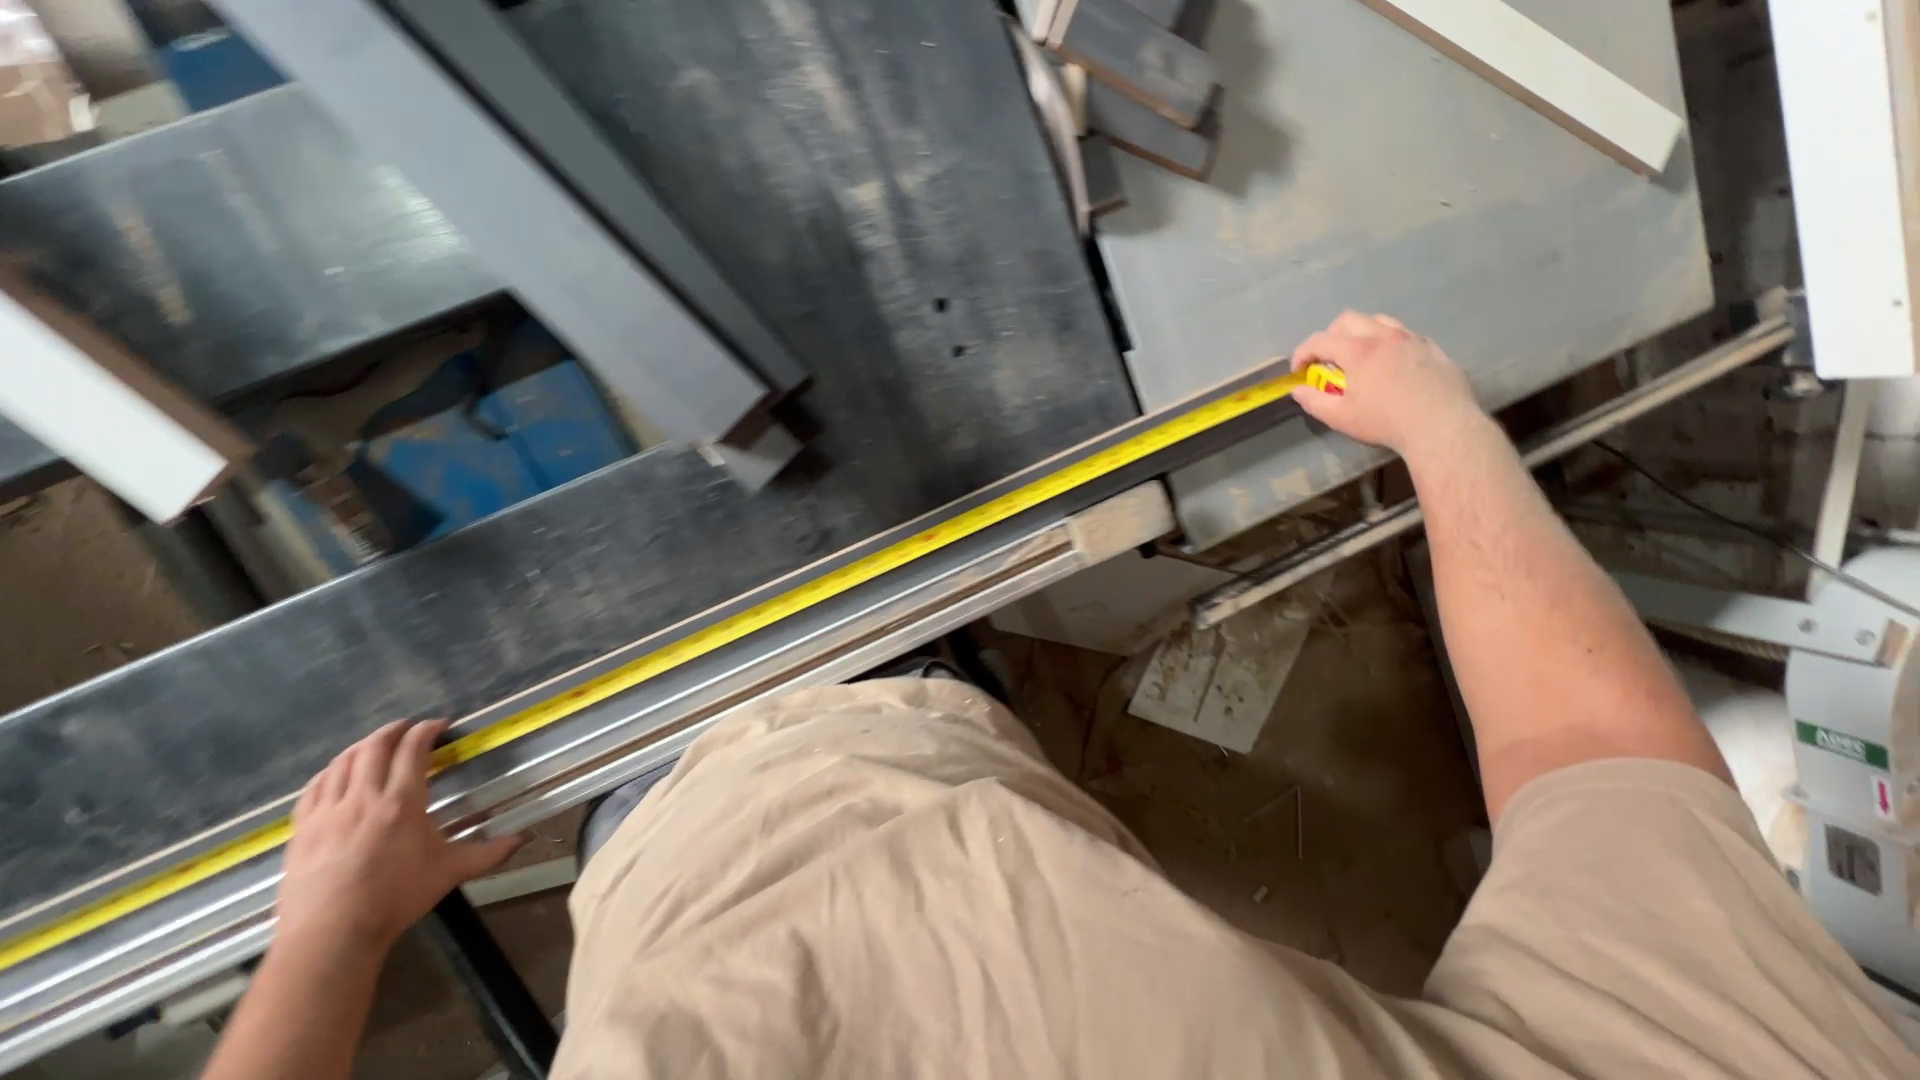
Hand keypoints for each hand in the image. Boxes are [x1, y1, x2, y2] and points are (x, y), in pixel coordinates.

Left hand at [277, 720, 521, 954]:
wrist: (331, 933)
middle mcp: (363, 797)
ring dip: (360, 746)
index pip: (413, 750)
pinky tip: (335, 774)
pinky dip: (329, 772)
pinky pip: (314, 788)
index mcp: (402, 803)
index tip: (439, 725)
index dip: (427, 731)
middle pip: (374, 747)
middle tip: (407, 727)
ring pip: (341, 763)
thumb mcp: (449, 872)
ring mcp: (327, 812)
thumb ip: (488, 852)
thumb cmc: (396, 898)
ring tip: (374, 744)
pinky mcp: (303, 829)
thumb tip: (522, 839)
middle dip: (393, 731)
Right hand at [1290, 312, 1486, 457]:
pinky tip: (1391, 364)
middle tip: (1327, 359)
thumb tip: (1298, 390)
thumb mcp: (1341, 418)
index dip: (1302, 353)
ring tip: (1360, 356)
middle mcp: (1384, 336)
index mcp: (1358, 351)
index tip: (1298, 370)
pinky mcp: (1432, 348)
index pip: (1320, 340)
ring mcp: (1411, 339)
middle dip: (1330, 336)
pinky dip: (1388, 342)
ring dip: (1361, 333)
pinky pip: (1405, 334)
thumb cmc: (1386, 422)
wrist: (1441, 426)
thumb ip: (1314, 401)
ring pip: (1379, 321)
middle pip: (1349, 320)